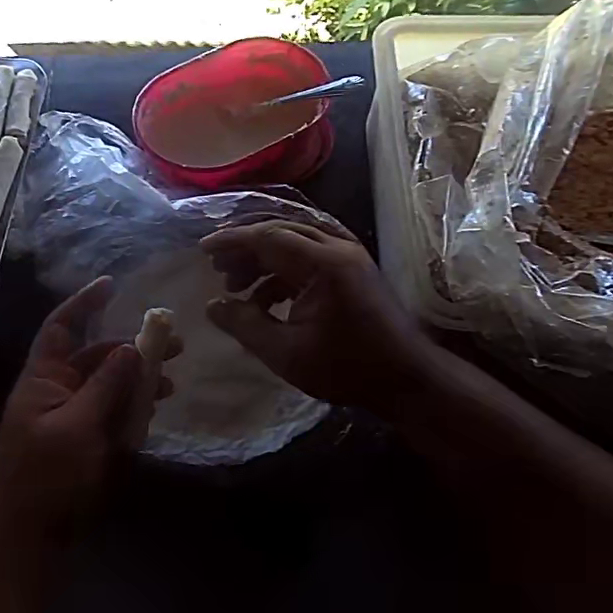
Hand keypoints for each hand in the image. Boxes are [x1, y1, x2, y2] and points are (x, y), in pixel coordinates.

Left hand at [0, 276, 178, 547]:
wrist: (27, 538)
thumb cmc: (46, 478)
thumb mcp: (78, 427)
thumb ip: (106, 386)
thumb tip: (132, 347)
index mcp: (43, 379)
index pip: (61, 327)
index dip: (83, 302)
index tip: (112, 284)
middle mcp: (55, 392)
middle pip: (95, 358)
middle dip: (131, 351)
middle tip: (175, 350)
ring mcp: (70, 420)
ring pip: (108, 389)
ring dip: (137, 383)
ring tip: (170, 388)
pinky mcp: (83, 446)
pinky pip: (110, 418)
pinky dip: (131, 412)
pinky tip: (153, 415)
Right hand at [200, 220, 432, 408]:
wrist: (408, 380)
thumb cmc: (346, 367)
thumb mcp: (285, 352)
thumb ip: (244, 324)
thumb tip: (212, 305)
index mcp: (323, 263)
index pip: (268, 237)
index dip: (232, 241)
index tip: (203, 249)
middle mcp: (338, 250)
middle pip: (281, 232)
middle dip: (245, 248)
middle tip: (217, 268)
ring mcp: (348, 259)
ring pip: (294, 244)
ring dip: (262, 260)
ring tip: (236, 286)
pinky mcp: (352, 273)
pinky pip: (308, 258)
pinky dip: (281, 272)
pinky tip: (264, 300)